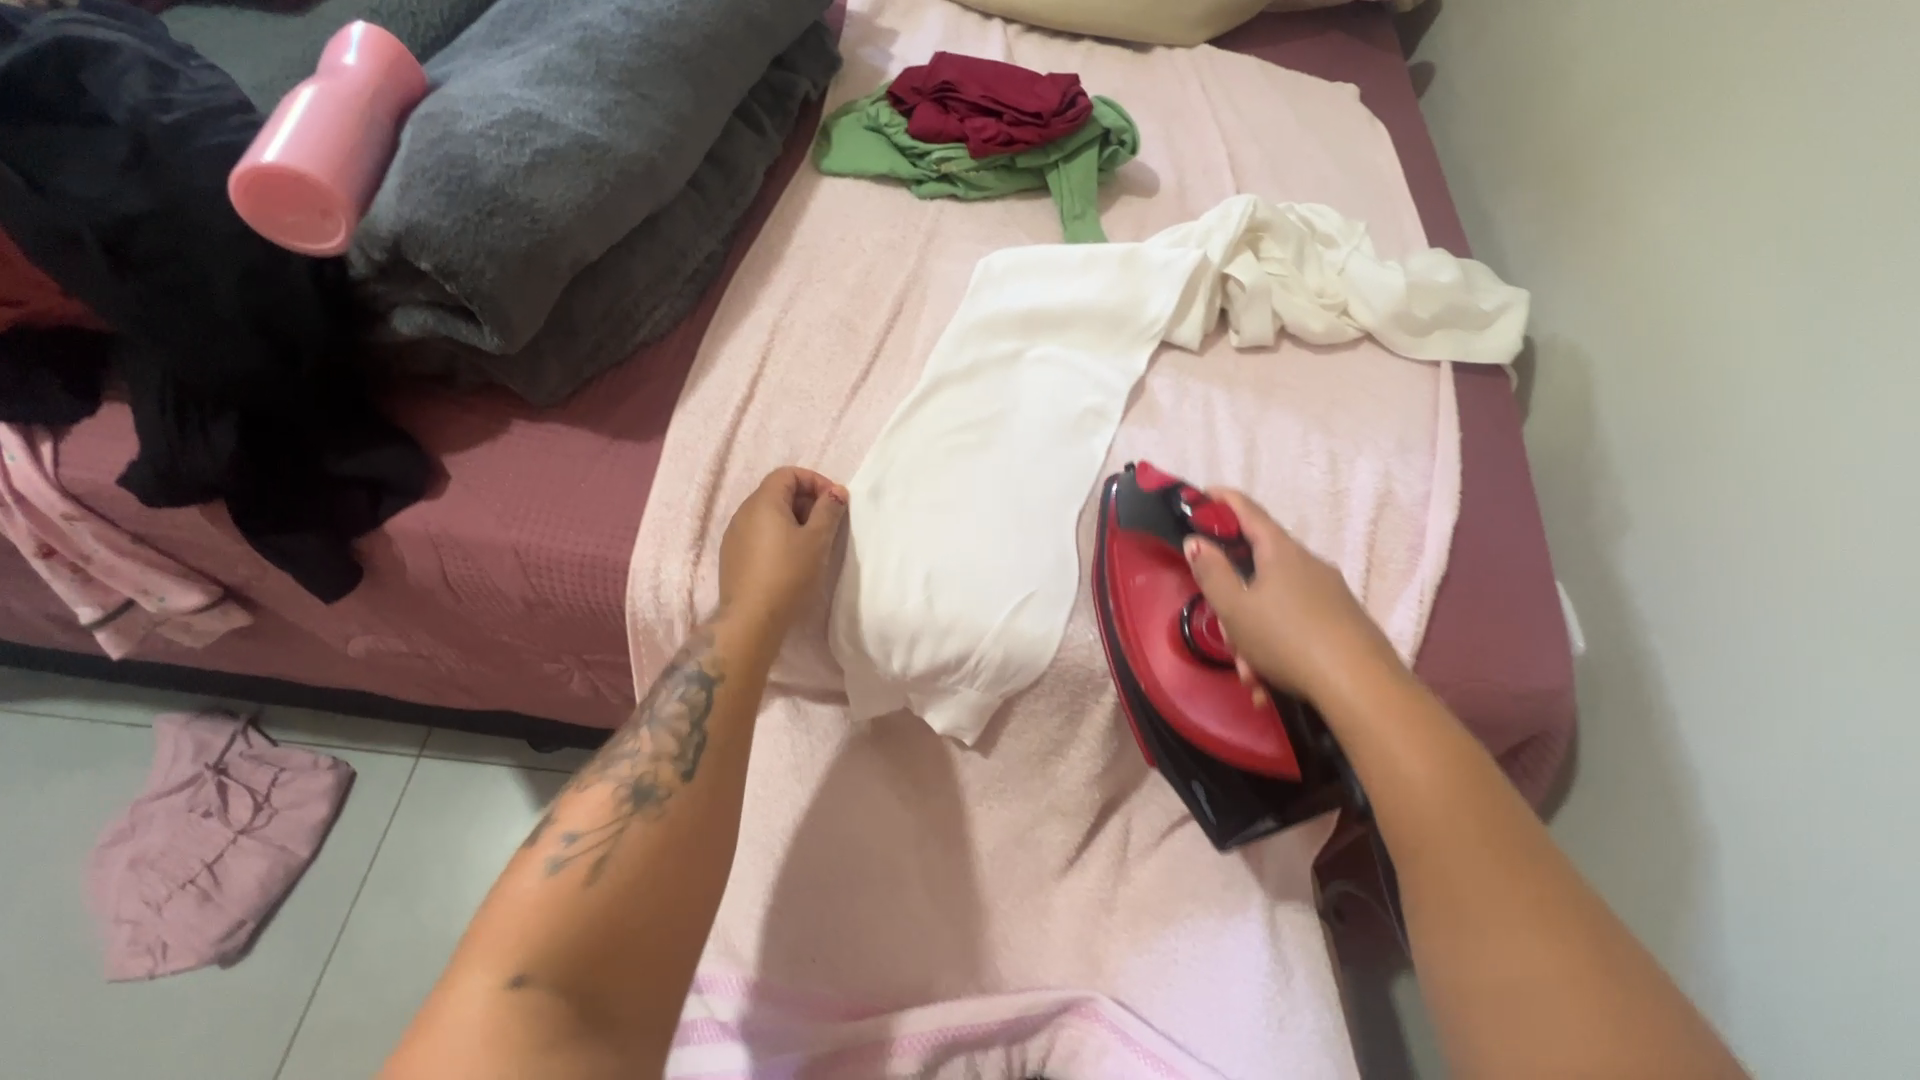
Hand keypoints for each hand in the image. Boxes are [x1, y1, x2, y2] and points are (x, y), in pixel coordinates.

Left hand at [717, 467, 848, 638]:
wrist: (751, 619)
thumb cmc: (789, 574)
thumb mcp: (817, 540)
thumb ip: (829, 510)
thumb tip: (836, 491)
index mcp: (763, 502)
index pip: (788, 473)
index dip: (814, 481)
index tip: (834, 502)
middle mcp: (743, 512)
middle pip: (777, 492)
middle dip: (806, 500)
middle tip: (827, 523)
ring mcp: (734, 535)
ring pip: (767, 514)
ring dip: (793, 519)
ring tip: (812, 543)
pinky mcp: (733, 556)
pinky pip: (758, 533)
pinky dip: (778, 535)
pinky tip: (790, 559)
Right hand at [1183, 489, 1405, 707]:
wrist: (1359, 685)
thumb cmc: (1286, 638)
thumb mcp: (1235, 608)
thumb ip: (1211, 573)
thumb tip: (1196, 541)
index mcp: (1281, 552)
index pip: (1249, 513)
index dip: (1223, 501)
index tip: (1204, 494)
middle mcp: (1308, 565)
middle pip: (1257, 572)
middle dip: (1234, 606)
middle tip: (1225, 638)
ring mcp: (1328, 594)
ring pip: (1274, 607)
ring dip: (1253, 640)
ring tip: (1251, 677)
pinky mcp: (1341, 622)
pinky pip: (1294, 629)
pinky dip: (1276, 653)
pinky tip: (1268, 686)